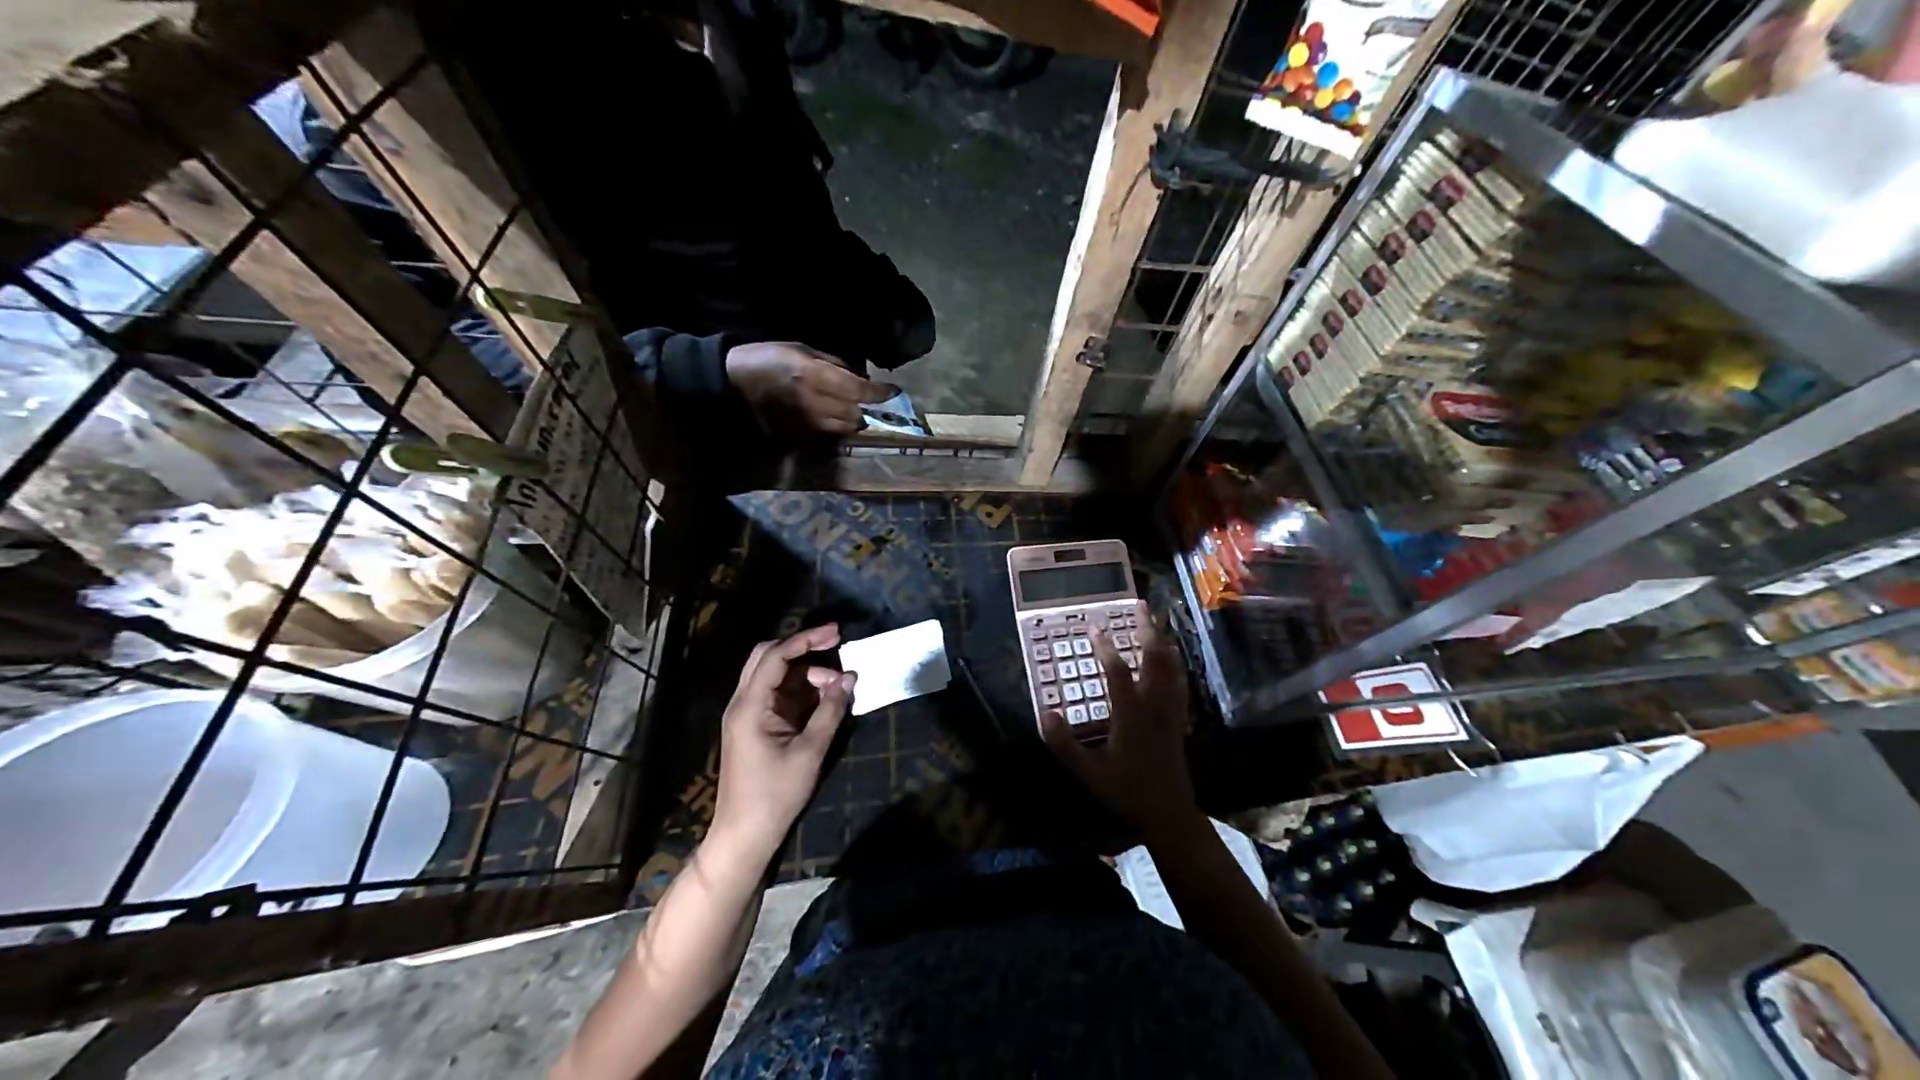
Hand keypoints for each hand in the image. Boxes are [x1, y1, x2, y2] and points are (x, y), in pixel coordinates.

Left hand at [711, 624, 854, 853]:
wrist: (745, 834)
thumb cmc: (776, 794)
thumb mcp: (810, 751)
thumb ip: (831, 710)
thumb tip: (849, 677)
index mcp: (749, 706)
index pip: (775, 656)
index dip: (806, 639)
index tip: (836, 633)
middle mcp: (742, 703)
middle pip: (767, 656)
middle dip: (802, 647)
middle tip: (835, 644)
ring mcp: (746, 714)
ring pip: (773, 675)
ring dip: (805, 672)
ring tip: (837, 686)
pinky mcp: (754, 726)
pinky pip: (776, 694)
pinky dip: (800, 689)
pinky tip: (824, 698)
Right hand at [724, 342, 894, 437]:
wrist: (731, 383)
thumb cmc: (766, 357)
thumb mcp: (802, 349)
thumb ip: (833, 364)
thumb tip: (859, 378)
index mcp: (814, 377)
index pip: (858, 391)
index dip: (879, 393)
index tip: (892, 392)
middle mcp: (814, 404)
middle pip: (855, 414)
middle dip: (864, 407)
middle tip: (867, 400)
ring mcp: (806, 425)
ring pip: (843, 428)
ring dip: (851, 419)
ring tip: (851, 409)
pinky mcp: (797, 437)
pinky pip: (827, 435)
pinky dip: (834, 427)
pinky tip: (829, 416)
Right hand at [1041, 615, 1198, 833]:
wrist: (1168, 814)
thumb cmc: (1126, 792)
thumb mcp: (1088, 773)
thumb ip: (1064, 743)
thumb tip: (1044, 711)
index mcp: (1131, 716)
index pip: (1117, 672)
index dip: (1104, 647)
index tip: (1092, 626)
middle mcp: (1154, 707)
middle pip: (1154, 659)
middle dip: (1146, 629)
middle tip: (1139, 605)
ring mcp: (1170, 712)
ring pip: (1171, 668)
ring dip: (1162, 640)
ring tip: (1155, 620)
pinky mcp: (1178, 720)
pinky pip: (1180, 683)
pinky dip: (1175, 663)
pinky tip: (1173, 656)